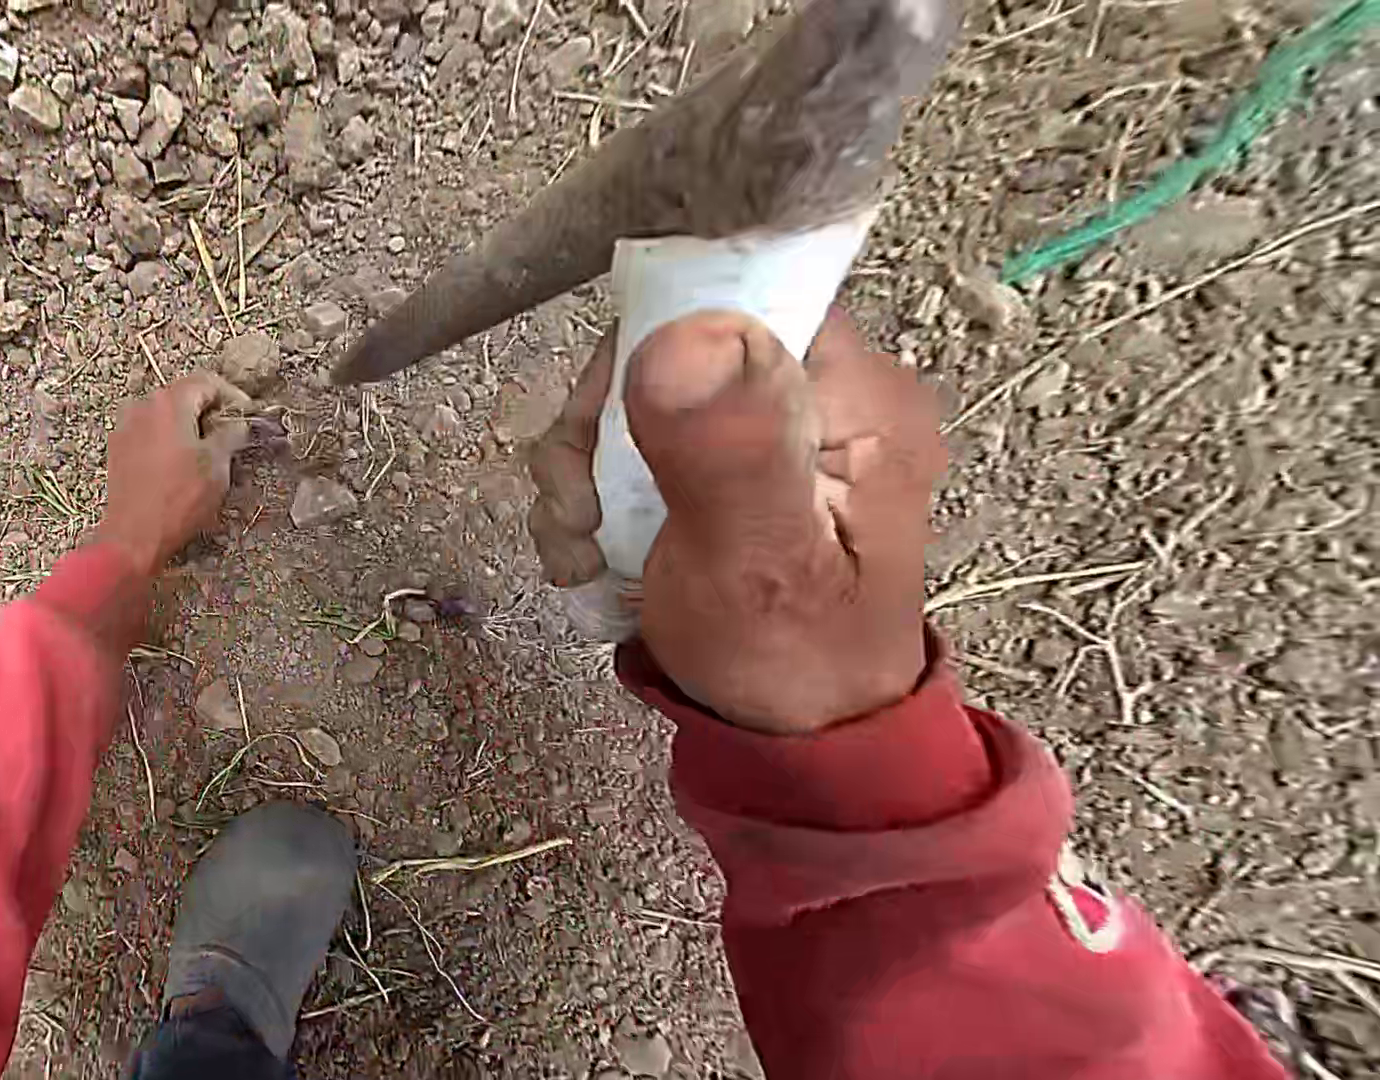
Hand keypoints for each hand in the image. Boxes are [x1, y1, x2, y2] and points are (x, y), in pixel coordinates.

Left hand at [92, 373, 251, 574]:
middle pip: (183, 396)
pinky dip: (171, 440)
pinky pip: (151, 434)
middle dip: (210, 411)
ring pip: (166, 416)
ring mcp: (126, 428)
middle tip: (233, 432)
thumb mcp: (217, 464)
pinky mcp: (119, 450)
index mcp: (168, 403)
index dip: (232, 396)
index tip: (247, 414)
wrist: (135, 535)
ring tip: (209, 451)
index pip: (206, 382)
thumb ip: (231, 435)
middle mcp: (142, 407)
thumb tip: (238, 424)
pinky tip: (183, 464)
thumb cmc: (181, 498)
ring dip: (190, 426)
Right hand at [526, 309, 943, 732]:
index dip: (651, 341)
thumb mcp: (760, 562)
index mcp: (848, 396)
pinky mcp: (696, 478)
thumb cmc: (785, 657)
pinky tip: (582, 554)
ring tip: (577, 545)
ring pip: (619, 410)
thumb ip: (730, 453)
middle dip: (593, 431)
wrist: (784, 738)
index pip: (736, 297)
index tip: (607, 425)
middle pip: (656, 356)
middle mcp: (794, 401)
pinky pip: (612, 458)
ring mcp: (738, 442)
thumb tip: (681, 336)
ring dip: (574, 476)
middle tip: (580, 508)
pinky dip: (580, 502)